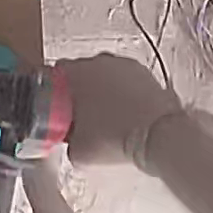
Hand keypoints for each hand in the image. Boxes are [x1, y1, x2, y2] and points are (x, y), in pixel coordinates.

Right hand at [58, 54, 184, 165]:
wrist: (158, 135)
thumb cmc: (118, 135)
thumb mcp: (79, 151)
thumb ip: (68, 143)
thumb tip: (71, 145)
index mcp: (74, 73)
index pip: (54, 74)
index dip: (54, 92)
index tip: (58, 106)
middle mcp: (96, 61)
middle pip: (80, 72)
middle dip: (80, 90)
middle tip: (82, 115)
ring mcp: (122, 64)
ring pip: (104, 74)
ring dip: (103, 89)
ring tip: (107, 116)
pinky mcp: (144, 72)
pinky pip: (126, 79)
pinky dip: (125, 92)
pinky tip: (127, 113)